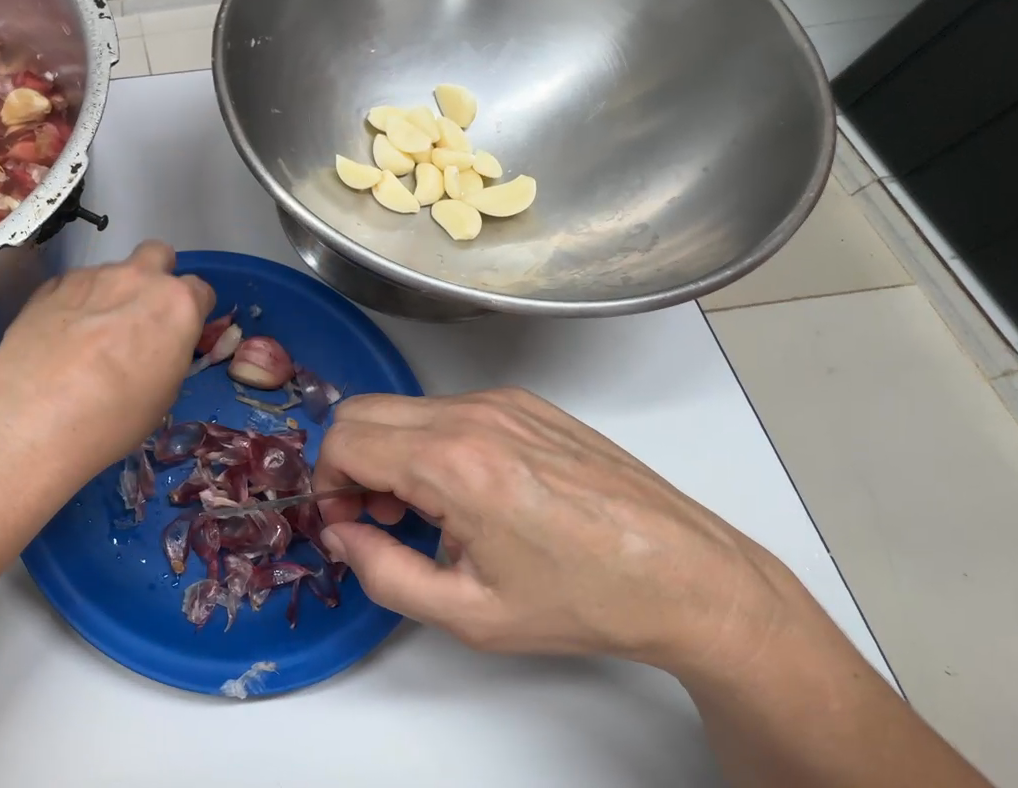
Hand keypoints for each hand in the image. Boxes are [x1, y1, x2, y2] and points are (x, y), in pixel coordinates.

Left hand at [0, 241, 212, 493]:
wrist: (33, 417)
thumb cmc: (112, 418)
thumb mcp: (163, 394)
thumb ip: (167, 351)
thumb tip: (156, 344)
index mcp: (175, 304)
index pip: (200, 290)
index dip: (192, 310)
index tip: (180, 330)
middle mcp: (135, 278)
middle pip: (157, 255)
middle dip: (155, 277)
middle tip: (140, 316)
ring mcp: (89, 276)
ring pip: (110, 271)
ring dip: (109, 294)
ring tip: (88, 336)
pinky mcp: (49, 284)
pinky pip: (73, 284)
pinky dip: (74, 302)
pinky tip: (59, 337)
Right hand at [312, 388, 796, 673]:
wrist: (691, 580)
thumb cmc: (583, 603)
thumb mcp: (468, 614)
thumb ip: (381, 573)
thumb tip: (338, 534)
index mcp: (452, 464)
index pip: (343, 442)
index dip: (326, 483)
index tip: (346, 521)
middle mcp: (471, 417)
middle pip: (359, 412)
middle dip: (349, 462)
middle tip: (375, 515)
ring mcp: (500, 403)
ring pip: (400, 407)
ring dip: (388, 451)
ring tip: (423, 509)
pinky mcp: (525, 403)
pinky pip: (444, 408)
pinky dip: (428, 441)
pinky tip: (466, 490)